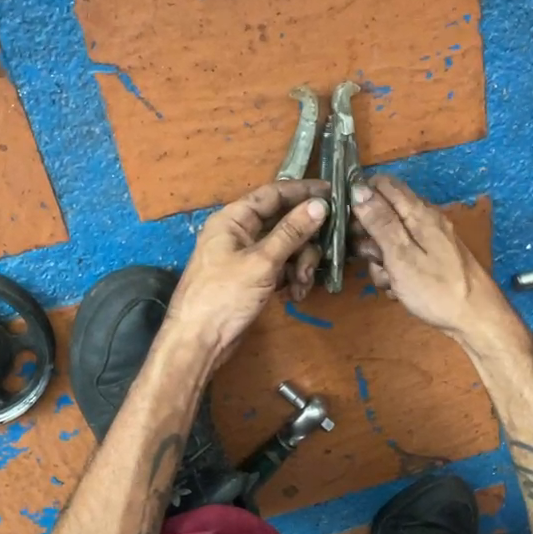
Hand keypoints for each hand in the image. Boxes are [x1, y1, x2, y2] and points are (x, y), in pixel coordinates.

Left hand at [165, 178, 329, 359]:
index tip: (332, 193)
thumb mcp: (262, 262)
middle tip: (323, 252)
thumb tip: (320, 205)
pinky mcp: (252, 279)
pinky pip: (280, 269)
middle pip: (283, 223)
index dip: (303, 192)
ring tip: (302, 284)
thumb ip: (292, 232)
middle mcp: (240, 233)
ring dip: (300, 264)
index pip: (273, 194)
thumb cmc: (223, 296)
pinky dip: (291, 279)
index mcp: (233, 219)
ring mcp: (246, 258)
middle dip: (304, 240)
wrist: (199, 342)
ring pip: (286, 249)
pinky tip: (295, 295)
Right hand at [351, 175, 516, 343]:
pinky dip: (396, 272)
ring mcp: (430, 241)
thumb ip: (380, 222)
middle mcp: (425, 220)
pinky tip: (400, 290)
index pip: (383, 185)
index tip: (349, 223)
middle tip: (372, 260)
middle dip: (369, 236)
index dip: (361, 197)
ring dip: (381, 260)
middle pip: (385, 213)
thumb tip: (358, 189)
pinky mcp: (433, 260)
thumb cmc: (437, 290)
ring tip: (390, 281)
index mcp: (418, 213)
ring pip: (391, 240)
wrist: (476, 319)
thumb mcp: (401, 256)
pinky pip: (404, 257)